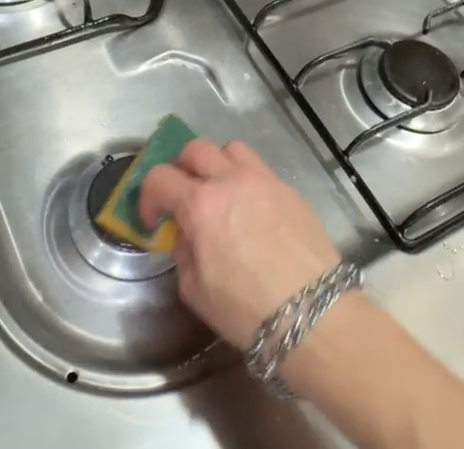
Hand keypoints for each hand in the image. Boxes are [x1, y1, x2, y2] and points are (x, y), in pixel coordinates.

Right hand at [138, 139, 339, 349]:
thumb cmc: (247, 309)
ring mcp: (265, 180)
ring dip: (216, 164)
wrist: (314, 314)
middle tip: (182, 198)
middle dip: (180, 169)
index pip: (161, 178)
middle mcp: (232, 180)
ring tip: (218, 193)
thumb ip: (183, 252)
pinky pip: (260, 168)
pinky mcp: (290, 190)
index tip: (154, 220)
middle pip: (195, 149)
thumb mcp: (195, 290)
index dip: (149, 197)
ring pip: (231, 149)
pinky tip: (250, 210)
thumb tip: (189, 234)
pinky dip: (245, 179)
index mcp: (201, 204)